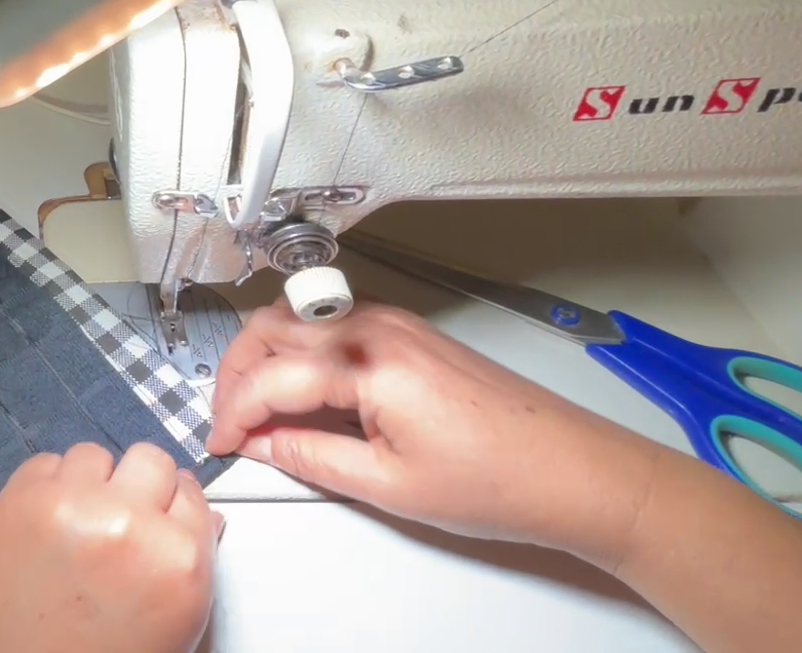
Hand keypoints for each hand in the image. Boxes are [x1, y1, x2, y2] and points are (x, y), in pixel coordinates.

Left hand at [0, 442, 221, 652]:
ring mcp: (70, 501)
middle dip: (139, 483)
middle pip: (150, 458)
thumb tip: (202, 514)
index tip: (159, 513)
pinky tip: (47, 521)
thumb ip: (189, 561)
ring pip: (94, 454)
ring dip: (91, 481)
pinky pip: (47, 461)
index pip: (191, 491)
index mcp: (177, 560)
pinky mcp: (22, 493)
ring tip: (79, 521)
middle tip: (121, 513)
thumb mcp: (172, 624)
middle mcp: (127, 521)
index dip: (173, 504)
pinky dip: (49, 484)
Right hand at [206, 297, 668, 565]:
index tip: (220, 442)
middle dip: (235, 372)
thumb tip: (258, 443)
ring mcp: (385, 318)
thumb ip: (309, 456)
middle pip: (268, 328)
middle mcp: (369, 325)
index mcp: (367, 363)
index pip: (270, 378)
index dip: (233, 412)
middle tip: (230, 418)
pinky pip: (323, 321)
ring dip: (260, 353)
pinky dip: (293, 346)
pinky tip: (298, 385)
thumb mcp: (391, 486)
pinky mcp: (398, 325)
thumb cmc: (499, 483)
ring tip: (256, 403)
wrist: (581, 471)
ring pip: (290, 316)